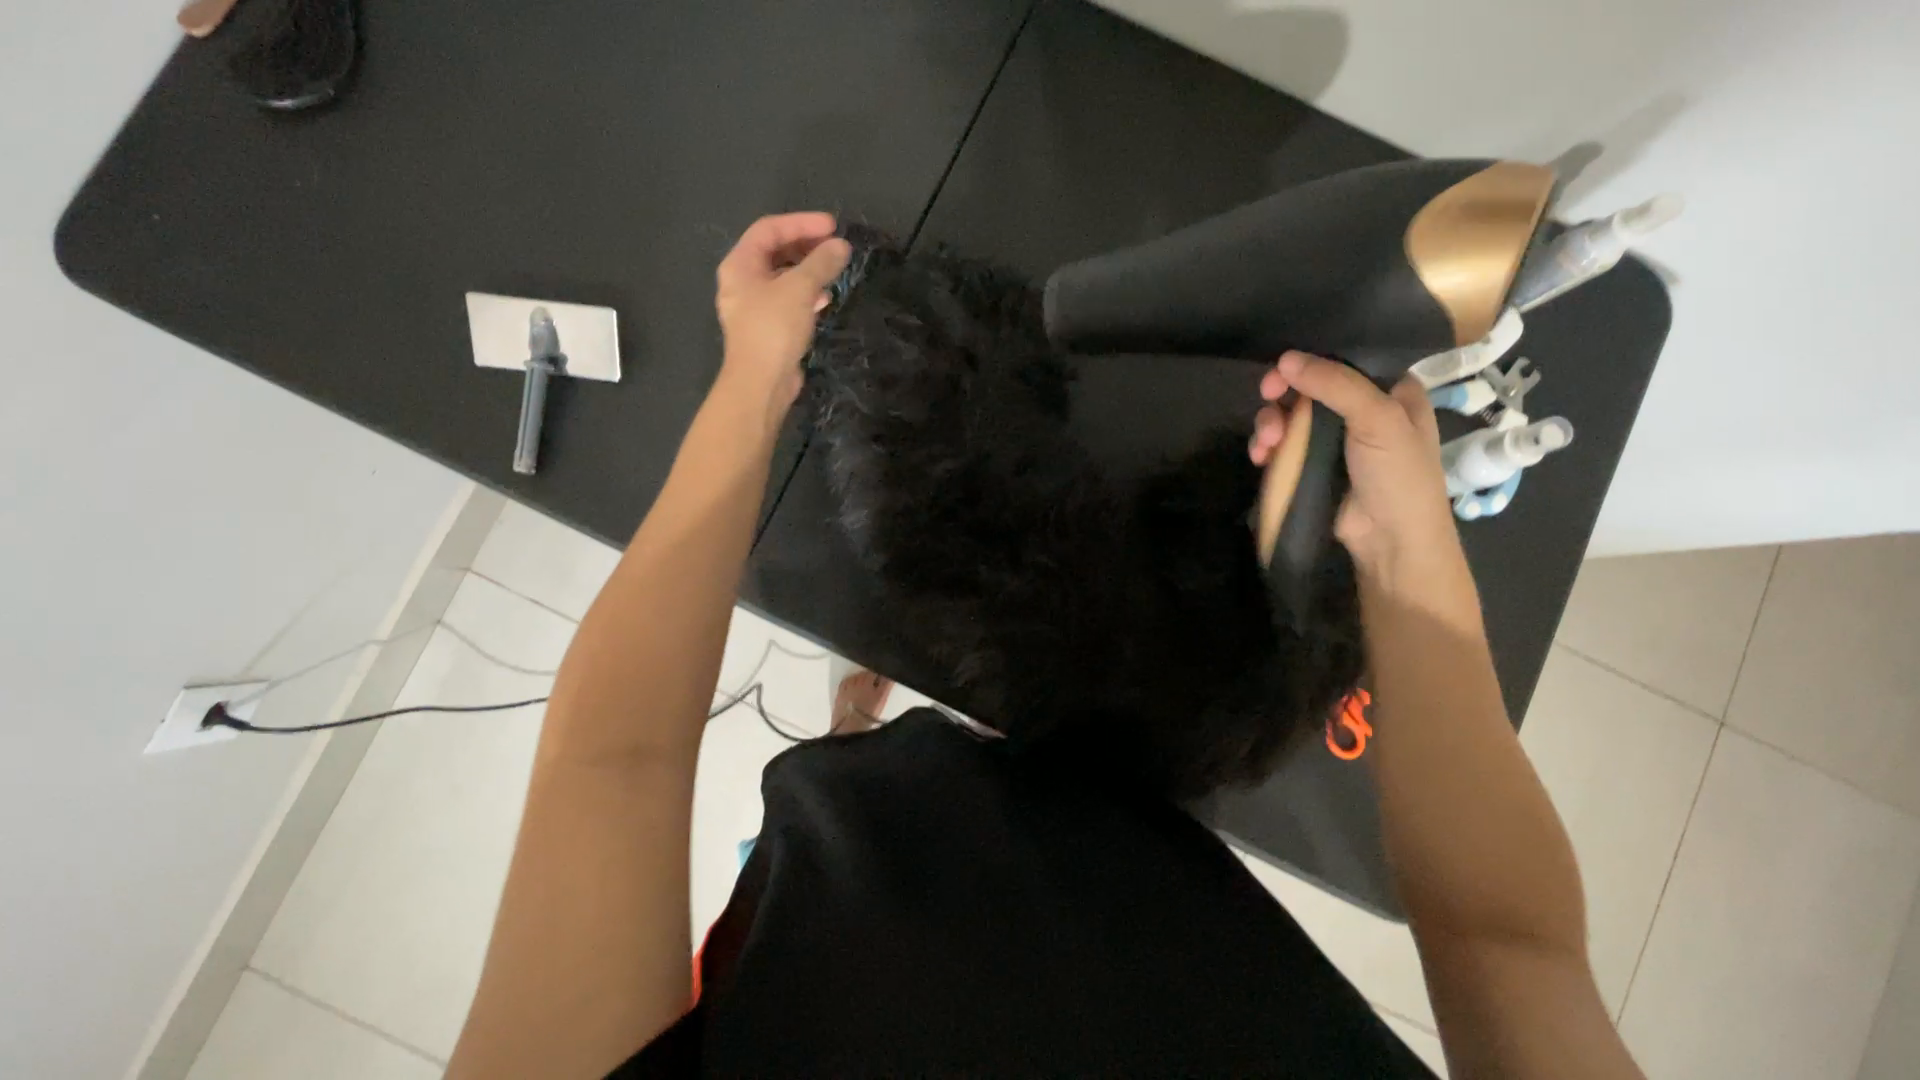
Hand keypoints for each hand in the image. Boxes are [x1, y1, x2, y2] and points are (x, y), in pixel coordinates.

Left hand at [713, 212, 851, 417]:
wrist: (761, 383)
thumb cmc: (774, 328)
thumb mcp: (800, 288)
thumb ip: (821, 262)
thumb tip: (841, 246)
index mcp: (740, 264)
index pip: (770, 229)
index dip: (802, 223)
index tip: (833, 227)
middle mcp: (741, 281)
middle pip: (775, 251)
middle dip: (806, 246)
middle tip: (835, 247)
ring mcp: (752, 306)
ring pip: (782, 277)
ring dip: (809, 270)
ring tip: (834, 270)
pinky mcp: (766, 328)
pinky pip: (787, 300)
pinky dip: (806, 294)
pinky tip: (825, 299)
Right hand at [1249, 351, 1469, 600]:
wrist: (1391, 541)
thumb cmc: (1398, 474)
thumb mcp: (1378, 418)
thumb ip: (1334, 384)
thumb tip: (1285, 359)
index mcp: (1389, 391)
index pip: (1344, 361)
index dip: (1311, 361)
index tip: (1283, 368)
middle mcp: (1361, 411)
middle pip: (1308, 387)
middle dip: (1283, 395)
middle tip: (1266, 397)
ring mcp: (1333, 441)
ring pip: (1289, 416)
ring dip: (1271, 423)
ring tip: (1267, 443)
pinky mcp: (1311, 467)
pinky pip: (1281, 445)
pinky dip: (1266, 446)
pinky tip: (1261, 457)